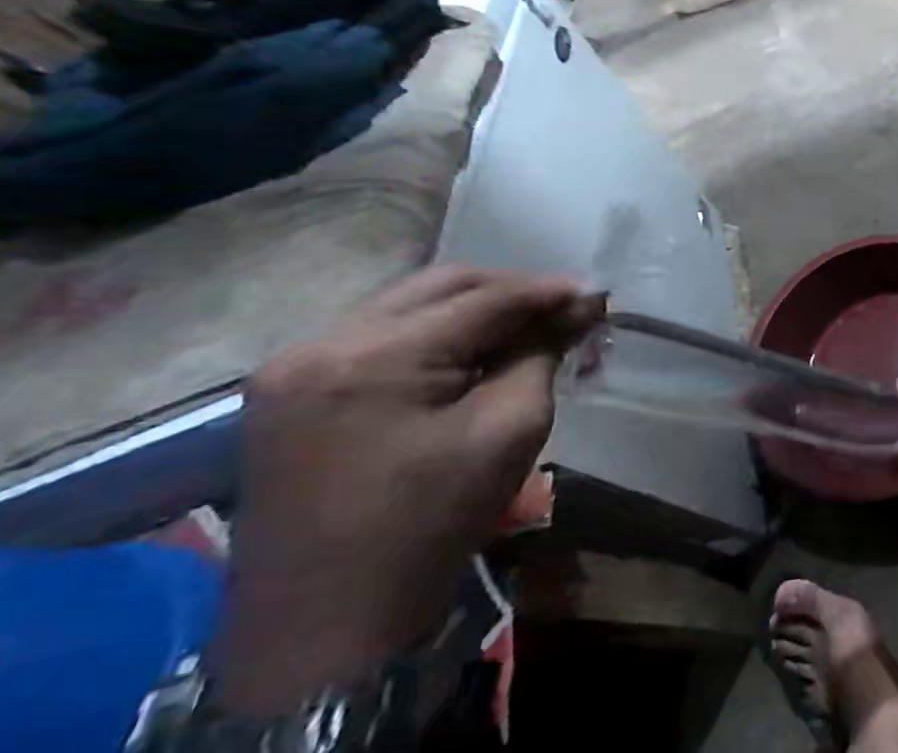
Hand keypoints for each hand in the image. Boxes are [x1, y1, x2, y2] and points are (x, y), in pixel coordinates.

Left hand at [208, 266, 601, 713]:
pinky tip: (468, 356)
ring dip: (472, 310)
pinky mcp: (286, 392)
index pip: (483, 298)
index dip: (548, 291)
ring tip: (526, 329)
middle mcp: (320, 343)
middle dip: (511, 291)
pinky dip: (433, 335)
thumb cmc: (433, 521)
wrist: (329, 620)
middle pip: (439, 286)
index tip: (601, 292)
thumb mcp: (509, 430)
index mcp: (373, 356)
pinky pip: (375, 337)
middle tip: (566, 308)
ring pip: (405, 306)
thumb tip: (579, 306)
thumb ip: (542, 354)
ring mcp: (291, 367)